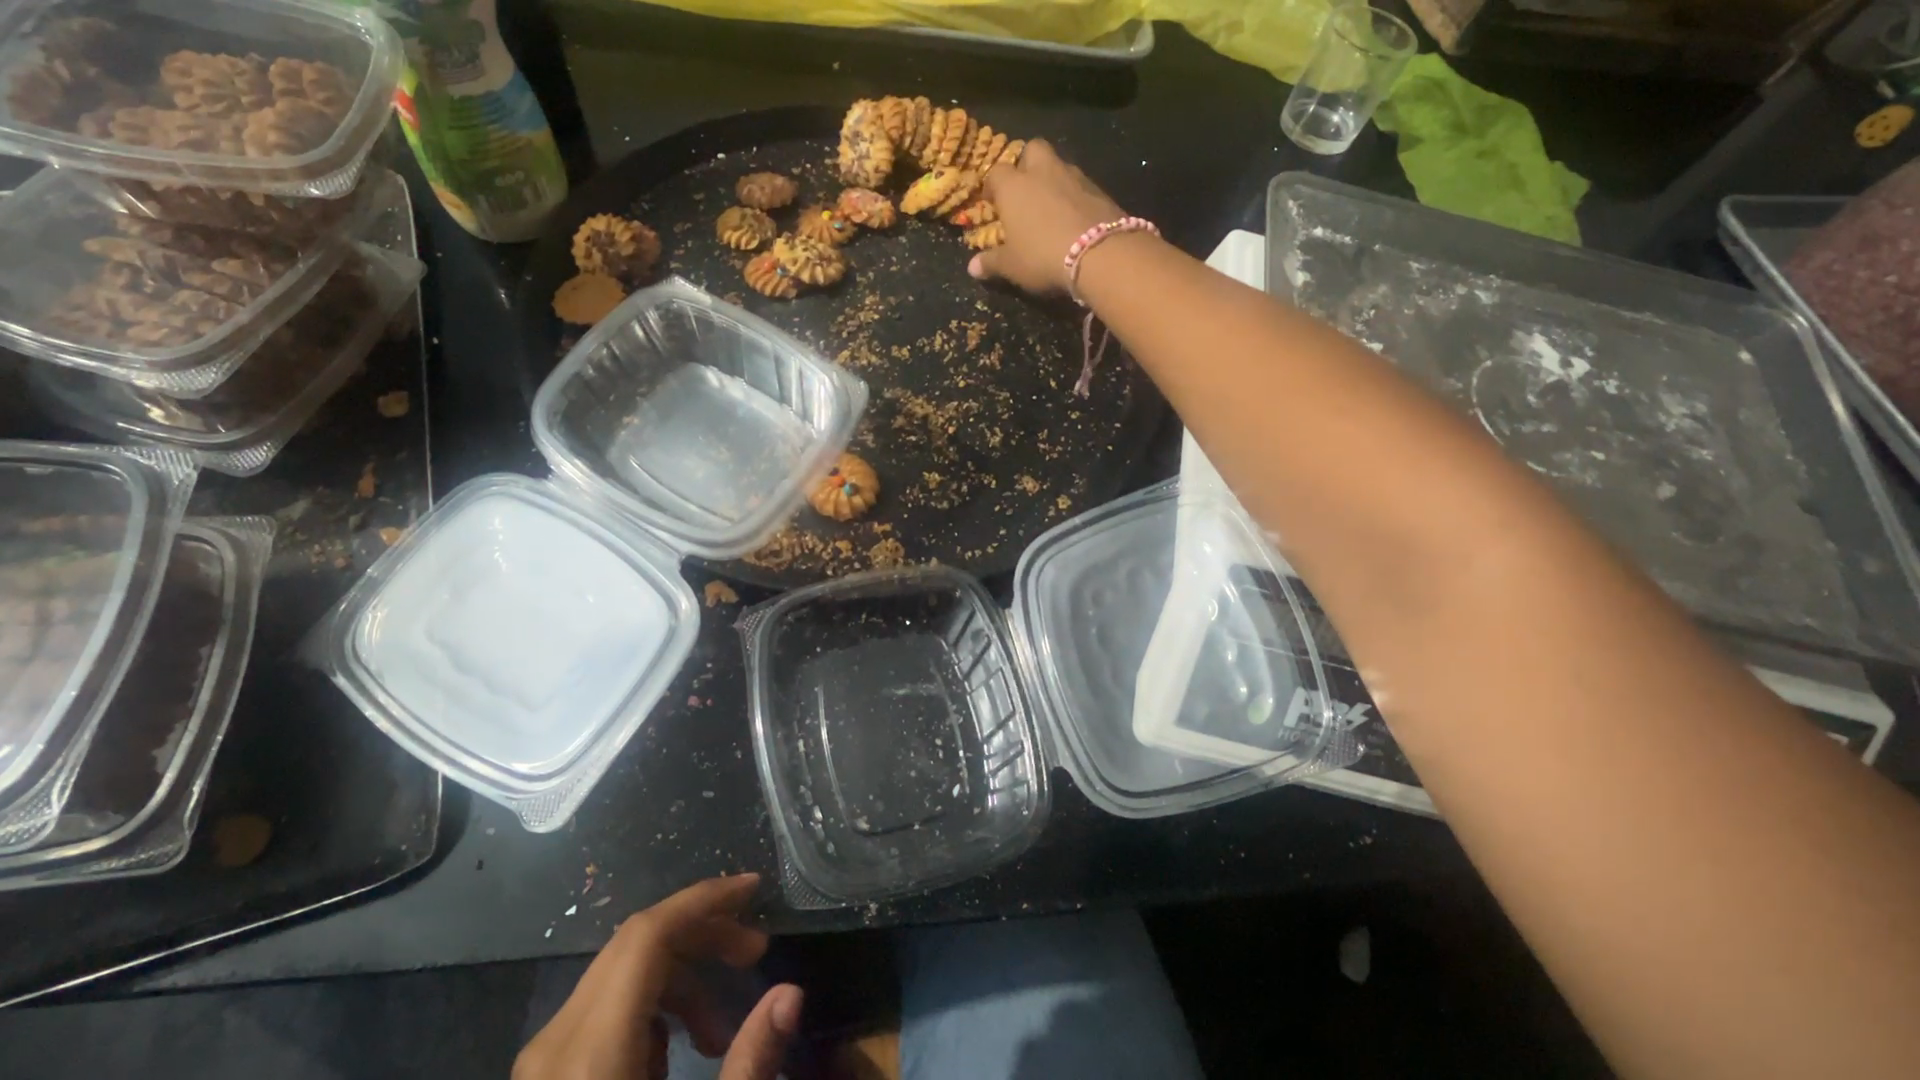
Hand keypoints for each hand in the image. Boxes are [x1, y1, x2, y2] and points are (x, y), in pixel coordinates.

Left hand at [513, 874, 802, 1079]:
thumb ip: (750, 1064)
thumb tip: (789, 993)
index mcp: (592, 1053)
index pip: (646, 938)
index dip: (703, 901)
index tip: (757, 891)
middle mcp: (556, 1043)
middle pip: (633, 949)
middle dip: (702, 937)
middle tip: (756, 954)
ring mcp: (542, 1062)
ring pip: (618, 980)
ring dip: (678, 981)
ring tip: (720, 1032)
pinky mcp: (545, 1078)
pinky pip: (602, 1014)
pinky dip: (649, 1011)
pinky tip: (673, 1058)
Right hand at [968, 139, 1125, 293]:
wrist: (1100, 253)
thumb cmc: (1042, 256)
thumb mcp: (1012, 266)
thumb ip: (991, 263)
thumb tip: (972, 267)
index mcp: (1013, 186)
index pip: (996, 173)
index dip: (993, 186)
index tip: (992, 203)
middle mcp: (1042, 171)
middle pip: (1032, 149)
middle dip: (1027, 164)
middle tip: (1025, 189)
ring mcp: (1075, 176)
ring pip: (1060, 164)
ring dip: (1054, 179)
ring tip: (1052, 206)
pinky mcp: (1100, 189)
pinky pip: (1081, 185)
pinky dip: (1076, 196)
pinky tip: (1076, 217)